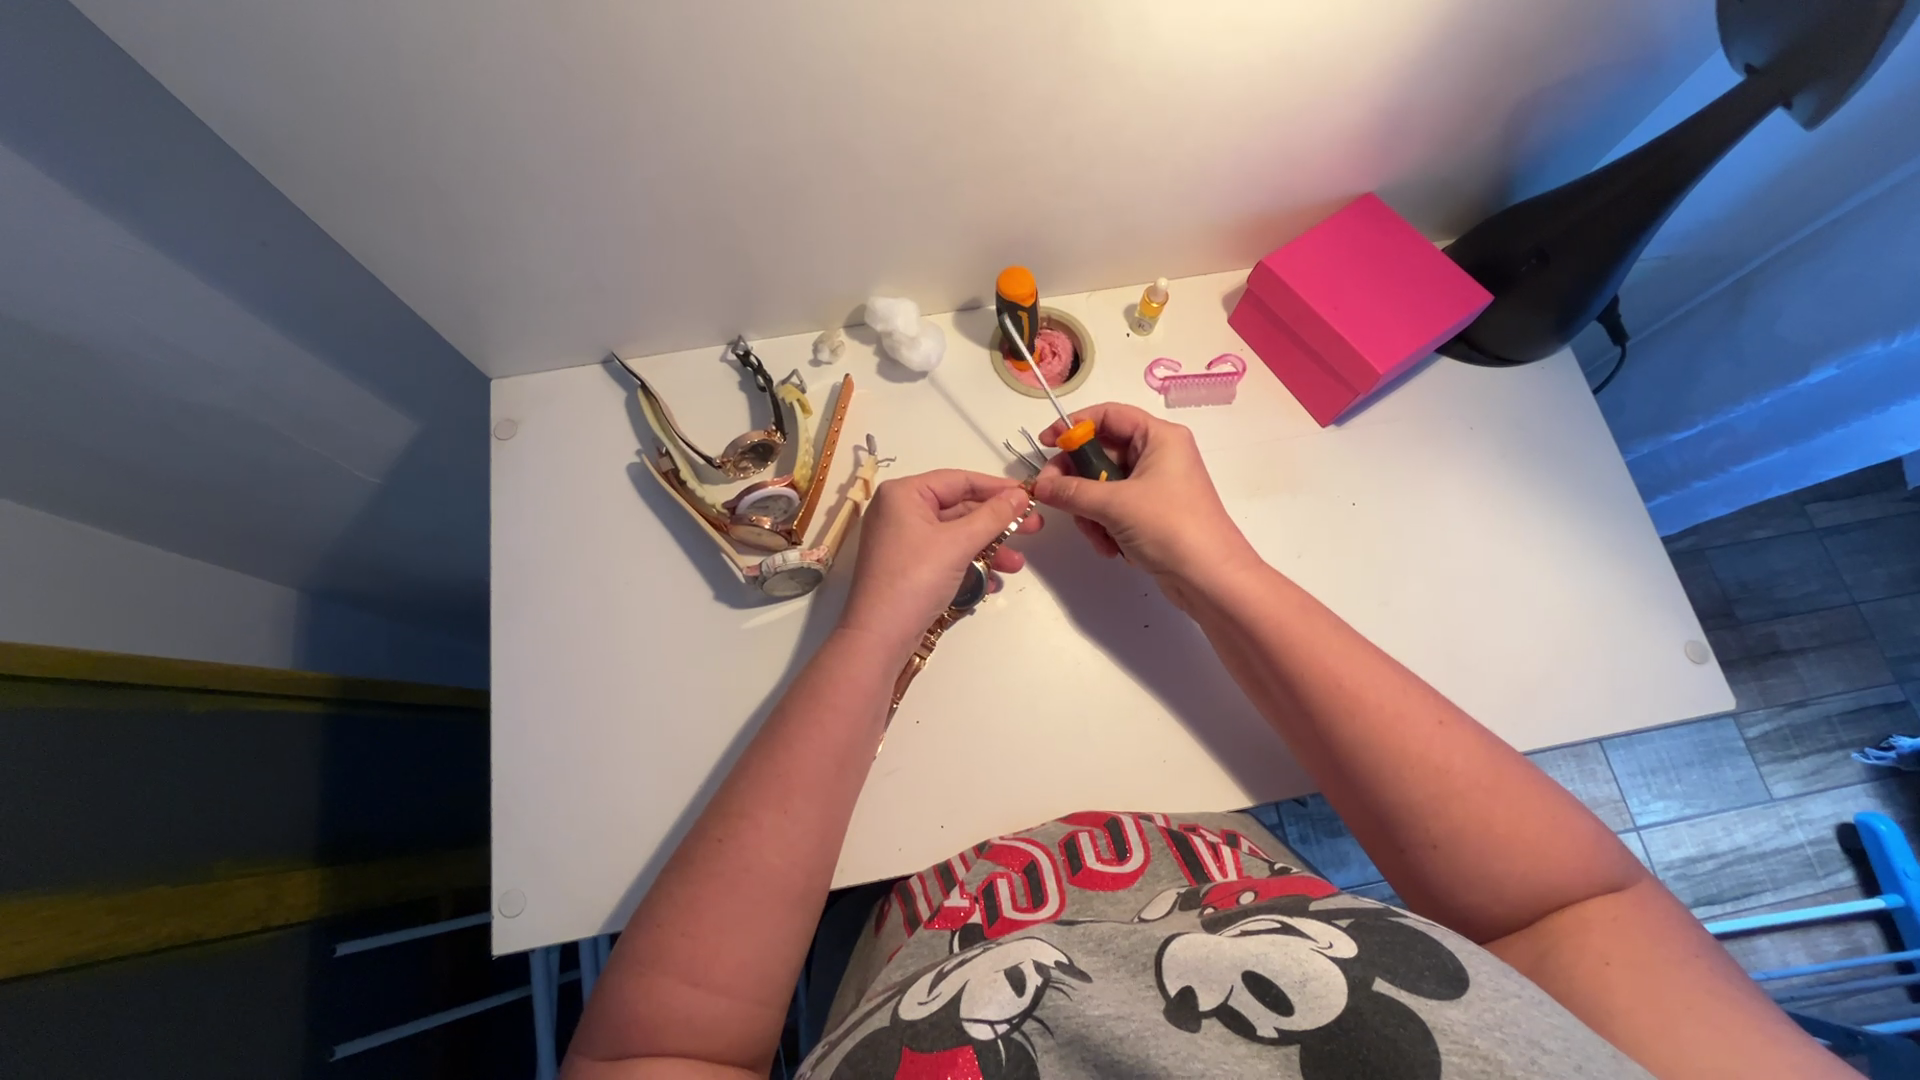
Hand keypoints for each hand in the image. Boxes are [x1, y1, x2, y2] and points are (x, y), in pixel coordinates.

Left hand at [839, 469, 1041, 651]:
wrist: (880, 637)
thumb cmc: (915, 579)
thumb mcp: (958, 543)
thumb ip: (993, 516)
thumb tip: (1020, 495)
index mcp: (904, 494)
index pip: (958, 480)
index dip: (997, 488)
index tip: (1029, 496)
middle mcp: (900, 511)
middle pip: (959, 508)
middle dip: (997, 523)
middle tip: (1034, 528)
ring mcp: (903, 541)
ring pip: (956, 535)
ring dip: (988, 548)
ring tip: (1016, 564)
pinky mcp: (909, 567)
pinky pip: (946, 555)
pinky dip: (970, 564)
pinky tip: (993, 581)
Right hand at [1032, 403, 1257, 597]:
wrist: (1210, 578)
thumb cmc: (1170, 527)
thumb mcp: (1115, 505)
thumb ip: (1072, 491)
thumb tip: (1039, 486)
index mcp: (1159, 437)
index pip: (1108, 415)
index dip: (1073, 426)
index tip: (1046, 443)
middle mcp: (1157, 455)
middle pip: (1100, 454)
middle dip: (1077, 480)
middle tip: (1053, 497)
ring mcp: (1153, 487)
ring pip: (1102, 486)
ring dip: (1089, 511)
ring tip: (1096, 534)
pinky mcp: (1150, 514)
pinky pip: (1112, 510)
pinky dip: (1104, 526)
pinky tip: (1109, 547)